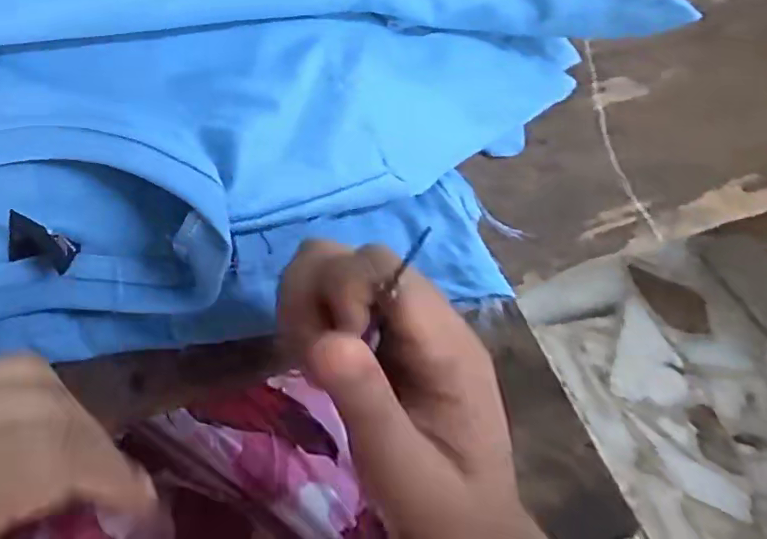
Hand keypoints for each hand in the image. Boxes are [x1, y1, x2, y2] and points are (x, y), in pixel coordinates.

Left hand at [0, 354, 156, 538]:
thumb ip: (44, 530)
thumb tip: (107, 519)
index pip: (60, 447)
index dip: (117, 477)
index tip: (148, 511)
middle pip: (49, 398)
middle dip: (96, 443)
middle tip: (120, 495)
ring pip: (27, 370)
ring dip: (67, 412)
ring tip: (81, 462)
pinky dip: (32, 395)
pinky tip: (36, 435)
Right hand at [278, 242, 543, 538]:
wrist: (462, 529)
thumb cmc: (437, 506)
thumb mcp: (403, 468)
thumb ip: (368, 403)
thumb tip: (326, 341)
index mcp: (445, 341)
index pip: (382, 266)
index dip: (342, 291)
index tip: (330, 350)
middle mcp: (423, 314)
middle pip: (351, 255)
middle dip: (315, 293)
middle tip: (310, 353)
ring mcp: (398, 316)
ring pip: (331, 261)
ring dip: (304, 299)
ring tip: (309, 355)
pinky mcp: (375, 324)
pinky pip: (326, 287)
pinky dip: (305, 309)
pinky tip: (314, 354)